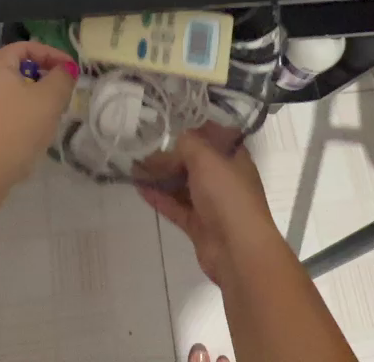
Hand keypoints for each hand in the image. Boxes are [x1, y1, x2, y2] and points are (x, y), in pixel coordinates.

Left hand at [0, 41, 77, 189]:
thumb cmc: (16, 128)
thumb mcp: (49, 99)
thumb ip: (62, 78)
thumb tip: (65, 70)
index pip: (27, 47)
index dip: (53, 54)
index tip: (72, 71)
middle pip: (18, 71)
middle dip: (44, 81)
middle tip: (62, 96)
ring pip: (11, 95)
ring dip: (33, 103)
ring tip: (49, 120)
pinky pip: (2, 115)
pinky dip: (19, 119)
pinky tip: (29, 140)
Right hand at [139, 131, 277, 284]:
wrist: (239, 251)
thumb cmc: (227, 195)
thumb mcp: (206, 158)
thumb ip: (187, 143)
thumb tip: (174, 141)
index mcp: (234, 158)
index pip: (213, 136)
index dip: (192, 128)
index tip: (167, 123)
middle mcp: (224, 178)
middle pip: (194, 161)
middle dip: (169, 154)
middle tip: (143, 146)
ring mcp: (211, 203)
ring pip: (182, 184)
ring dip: (160, 175)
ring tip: (134, 166)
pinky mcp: (198, 225)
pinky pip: (175, 206)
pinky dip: (159, 197)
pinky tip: (139, 187)